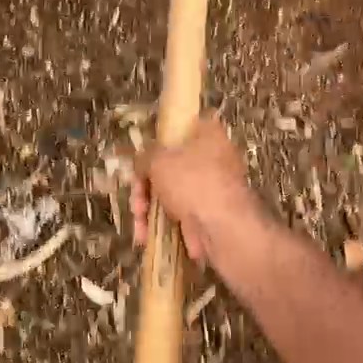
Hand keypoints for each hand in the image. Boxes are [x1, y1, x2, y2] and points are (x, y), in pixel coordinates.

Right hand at [132, 117, 256, 262]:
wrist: (224, 228)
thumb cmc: (191, 182)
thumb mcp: (157, 162)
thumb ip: (144, 157)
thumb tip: (142, 161)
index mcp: (209, 134)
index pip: (185, 125)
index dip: (162, 139)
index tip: (146, 156)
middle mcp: (217, 158)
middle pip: (172, 166)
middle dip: (146, 188)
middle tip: (137, 203)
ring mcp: (217, 187)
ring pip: (175, 193)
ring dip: (151, 210)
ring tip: (141, 226)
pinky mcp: (215, 213)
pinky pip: (184, 213)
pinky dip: (166, 224)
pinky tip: (148, 237)